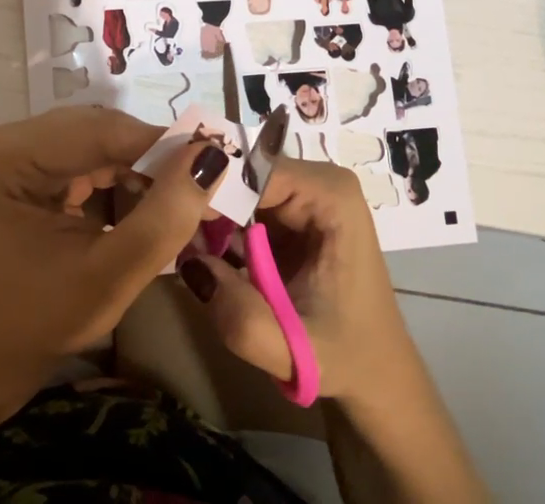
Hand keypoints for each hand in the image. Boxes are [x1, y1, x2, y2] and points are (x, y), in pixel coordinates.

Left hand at [0, 107, 224, 376]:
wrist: (0, 347)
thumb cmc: (46, 319)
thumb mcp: (110, 275)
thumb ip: (161, 219)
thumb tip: (212, 158)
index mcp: (8, 158)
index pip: (98, 131)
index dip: (162, 142)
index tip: (222, 162)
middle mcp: (10, 140)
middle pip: (100, 129)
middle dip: (158, 154)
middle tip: (214, 180)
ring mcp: (22, 149)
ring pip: (103, 138)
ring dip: (149, 163)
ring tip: (193, 191)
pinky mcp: (37, 164)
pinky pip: (95, 153)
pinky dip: (131, 173)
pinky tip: (161, 196)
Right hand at [178, 157, 400, 399]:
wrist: (375, 377)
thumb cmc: (348, 359)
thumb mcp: (292, 350)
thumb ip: (240, 315)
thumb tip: (192, 264)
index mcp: (331, 197)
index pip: (250, 168)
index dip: (209, 190)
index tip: (173, 223)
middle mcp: (317, 182)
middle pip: (238, 172)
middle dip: (200, 202)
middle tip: (168, 239)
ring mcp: (300, 196)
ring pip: (231, 187)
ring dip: (202, 218)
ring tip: (179, 248)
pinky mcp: (286, 214)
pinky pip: (236, 206)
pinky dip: (213, 228)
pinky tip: (198, 255)